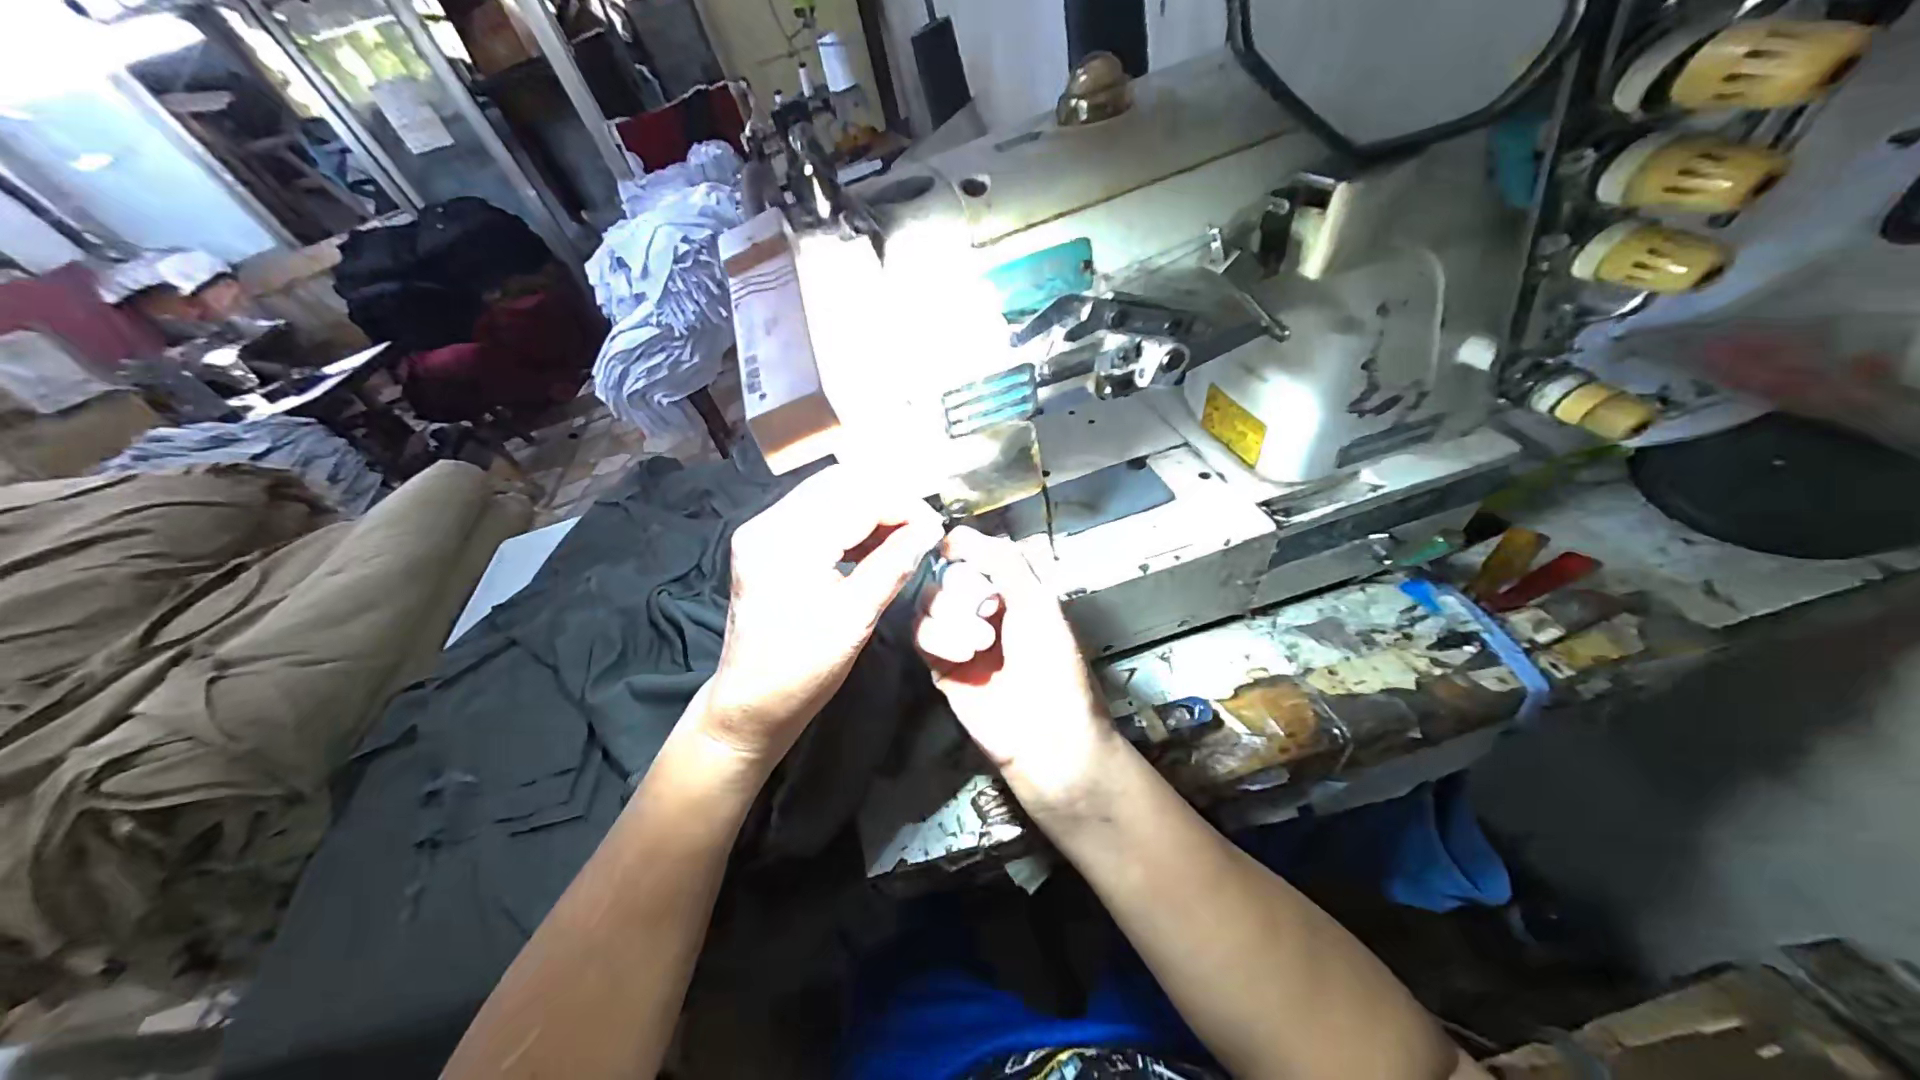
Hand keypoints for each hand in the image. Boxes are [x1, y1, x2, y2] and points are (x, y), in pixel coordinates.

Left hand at [701, 465, 943, 765]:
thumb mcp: (855, 619)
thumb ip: (893, 565)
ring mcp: (763, 531)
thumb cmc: (801, 671)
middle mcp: (768, 524)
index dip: (903, 507)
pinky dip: (849, 521)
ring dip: (870, 508)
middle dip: (888, 500)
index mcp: (787, 542)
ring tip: (904, 536)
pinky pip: (816, 514)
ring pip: (829, 494)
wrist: (749, 704)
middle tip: (922, 529)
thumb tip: (929, 530)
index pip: (857, 499)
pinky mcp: (766, 543)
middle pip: (840, 485)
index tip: (935, 527)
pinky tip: (874, 542)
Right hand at [913, 527, 1114, 802]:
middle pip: (944, 576)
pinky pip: (921, 634)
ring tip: (981, 642)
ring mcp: (959, 635)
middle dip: (959, 588)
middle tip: (984, 608)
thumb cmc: (1052, 662)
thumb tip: (956, 534)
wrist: (1045, 732)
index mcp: (1011, 588)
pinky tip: (964, 654)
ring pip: (928, 603)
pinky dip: (938, 638)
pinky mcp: (940, 663)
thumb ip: (1001, 559)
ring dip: (950, 615)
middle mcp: (982, 608)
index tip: (948, 546)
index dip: (960, 549)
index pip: (972, 553)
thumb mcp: (1037, 600)